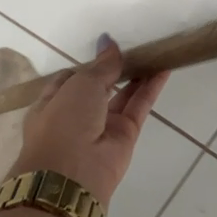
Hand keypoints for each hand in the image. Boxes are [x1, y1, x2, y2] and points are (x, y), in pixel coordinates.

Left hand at [8, 37, 166, 203]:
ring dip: (137, 75)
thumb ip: (102, 65)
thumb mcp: (80, 85)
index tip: (108, 49)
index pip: (71, 79)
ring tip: (155, 53)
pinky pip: (139, 106)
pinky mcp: (125, 135)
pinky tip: (164, 68)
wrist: (71, 175)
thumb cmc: (63, 124)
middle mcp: (76, 116)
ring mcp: (101, 126)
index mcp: (52, 104)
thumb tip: (108, 41)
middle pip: (100, 87)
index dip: (89, 64)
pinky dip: (151, 87)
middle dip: (116, 69)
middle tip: (136, 48)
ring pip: (122, 95)